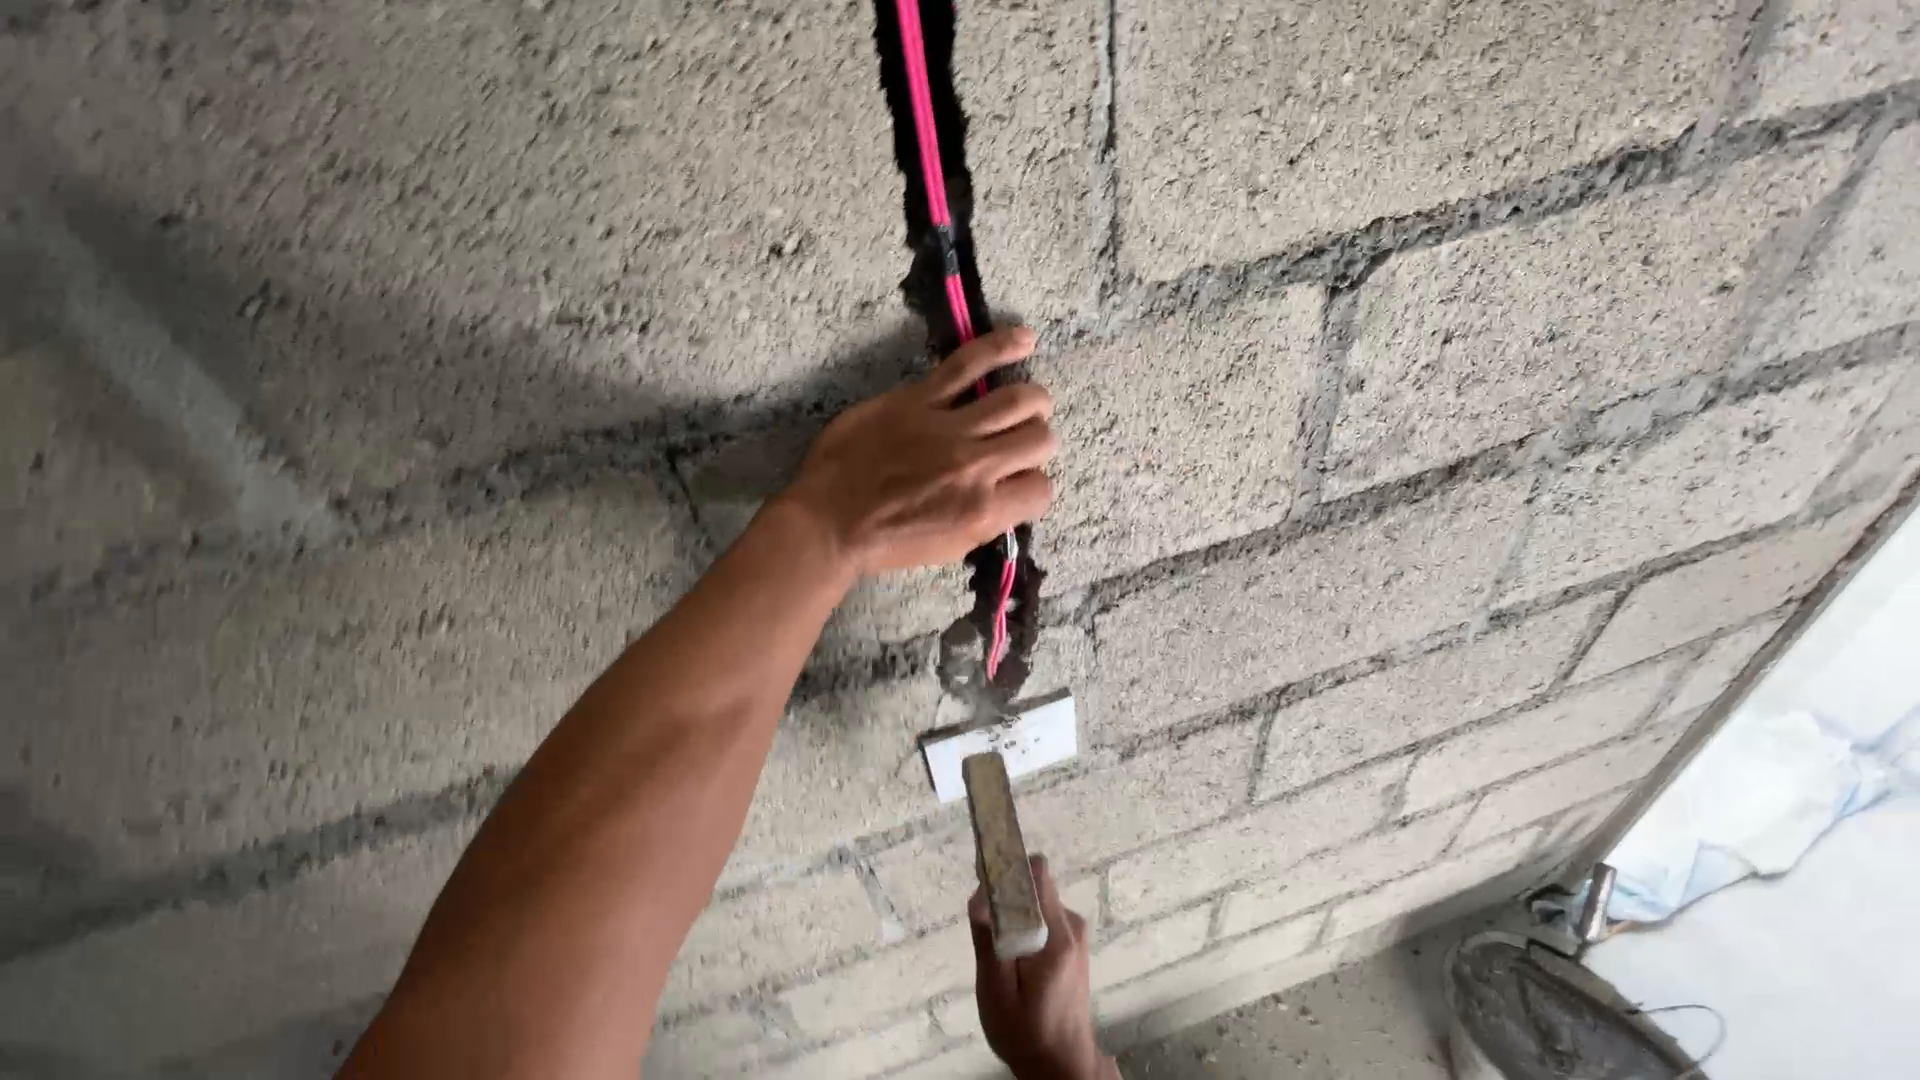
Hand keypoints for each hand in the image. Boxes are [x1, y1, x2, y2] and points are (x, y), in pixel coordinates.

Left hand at [779, 326, 1055, 575]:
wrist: (828, 521)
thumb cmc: (884, 542)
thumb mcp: (947, 548)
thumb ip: (986, 520)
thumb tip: (1006, 494)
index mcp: (981, 510)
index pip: (1041, 489)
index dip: (1032, 487)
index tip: (1016, 485)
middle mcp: (975, 466)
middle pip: (1039, 440)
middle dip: (1037, 442)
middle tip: (1019, 444)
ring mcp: (948, 428)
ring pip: (1017, 400)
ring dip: (1032, 402)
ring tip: (1030, 403)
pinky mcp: (918, 399)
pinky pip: (968, 363)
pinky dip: (1002, 345)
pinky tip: (1024, 338)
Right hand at [968, 856, 1118, 1079]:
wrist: (1061, 1064)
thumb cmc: (1025, 1032)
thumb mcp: (995, 992)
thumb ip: (988, 941)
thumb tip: (978, 895)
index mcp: (1057, 936)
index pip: (1036, 874)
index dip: (1007, 866)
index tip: (982, 875)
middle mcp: (1072, 925)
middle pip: (1036, 883)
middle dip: (1005, 891)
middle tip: (982, 917)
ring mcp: (1075, 933)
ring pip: (1038, 898)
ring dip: (1013, 909)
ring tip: (996, 944)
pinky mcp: (1073, 942)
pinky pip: (1044, 914)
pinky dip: (1024, 921)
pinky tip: (1012, 953)